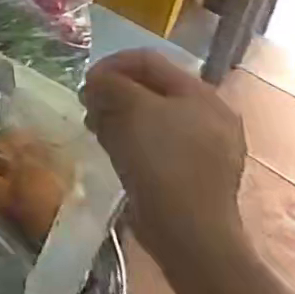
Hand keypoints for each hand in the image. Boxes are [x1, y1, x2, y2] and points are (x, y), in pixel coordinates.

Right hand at [82, 49, 246, 272]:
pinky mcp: (191, 175)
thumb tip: (97, 81)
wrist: (187, 233)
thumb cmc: (161, 158)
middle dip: (113, 92)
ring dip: (118, 116)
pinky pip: (155, 144)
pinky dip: (131, 140)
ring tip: (95, 128)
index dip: (112, 64)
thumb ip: (110, 82)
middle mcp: (208, 117)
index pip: (148, 60)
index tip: (86, 81)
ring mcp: (204, 149)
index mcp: (201, 95)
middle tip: (88, 105)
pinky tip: (112, 149)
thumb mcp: (129, 106)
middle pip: (149, 88)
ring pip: (150, 117)